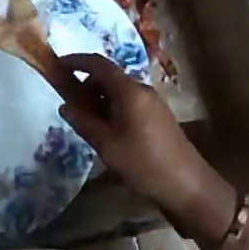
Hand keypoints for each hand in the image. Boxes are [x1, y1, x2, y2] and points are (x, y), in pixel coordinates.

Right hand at [58, 54, 233, 223]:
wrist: (190, 188)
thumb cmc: (144, 163)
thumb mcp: (107, 145)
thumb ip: (83, 122)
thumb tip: (65, 106)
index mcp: (129, 90)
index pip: (98, 64)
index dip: (76, 61)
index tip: (58, 66)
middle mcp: (142, 89)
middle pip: (108, 77)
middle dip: (86, 85)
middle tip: (71, 105)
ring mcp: (153, 103)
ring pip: (118, 91)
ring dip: (99, 99)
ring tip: (87, 123)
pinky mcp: (158, 117)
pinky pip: (129, 103)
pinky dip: (113, 109)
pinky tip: (107, 132)